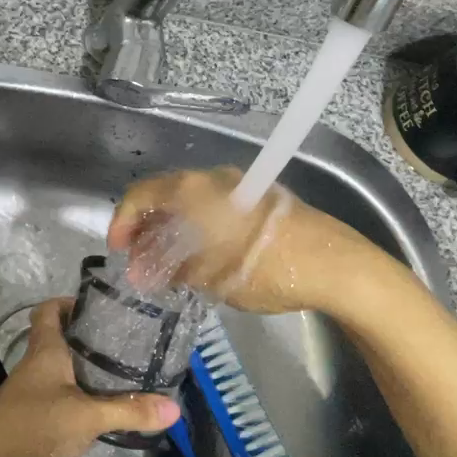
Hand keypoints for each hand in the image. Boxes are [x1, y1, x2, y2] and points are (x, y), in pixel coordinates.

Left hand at [0, 298, 178, 456]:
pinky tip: (103, 412)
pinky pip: (60, 400)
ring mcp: (32, 394)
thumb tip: (175, 407)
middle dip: (87, 340)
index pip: (48, 311)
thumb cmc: (36, 425)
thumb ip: (129, 411)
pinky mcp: (34, 421)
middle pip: (58, 341)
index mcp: (44, 350)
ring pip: (60, 372)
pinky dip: (80, 400)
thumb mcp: (88, 416)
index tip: (98, 307)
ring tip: (123, 376)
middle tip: (124, 344)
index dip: (68, 303)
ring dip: (86, 372)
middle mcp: (35, 366)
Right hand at [107, 167, 390, 313]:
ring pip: (188, 202)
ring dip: (171, 229)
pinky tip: (198, 256)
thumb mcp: (210, 278)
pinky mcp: (257, 197)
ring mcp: (237, 185)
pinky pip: (211, 206)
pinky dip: (195, 227)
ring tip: (167, 266)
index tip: (118, 251)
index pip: (141, 194)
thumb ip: (169, 271)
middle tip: (140, 264)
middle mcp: (211, 178)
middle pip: (164, 195)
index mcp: (193, 189)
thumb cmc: (266, 269)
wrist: (337, 266)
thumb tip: (143, 273)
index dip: (123, 222)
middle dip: (146, 229)